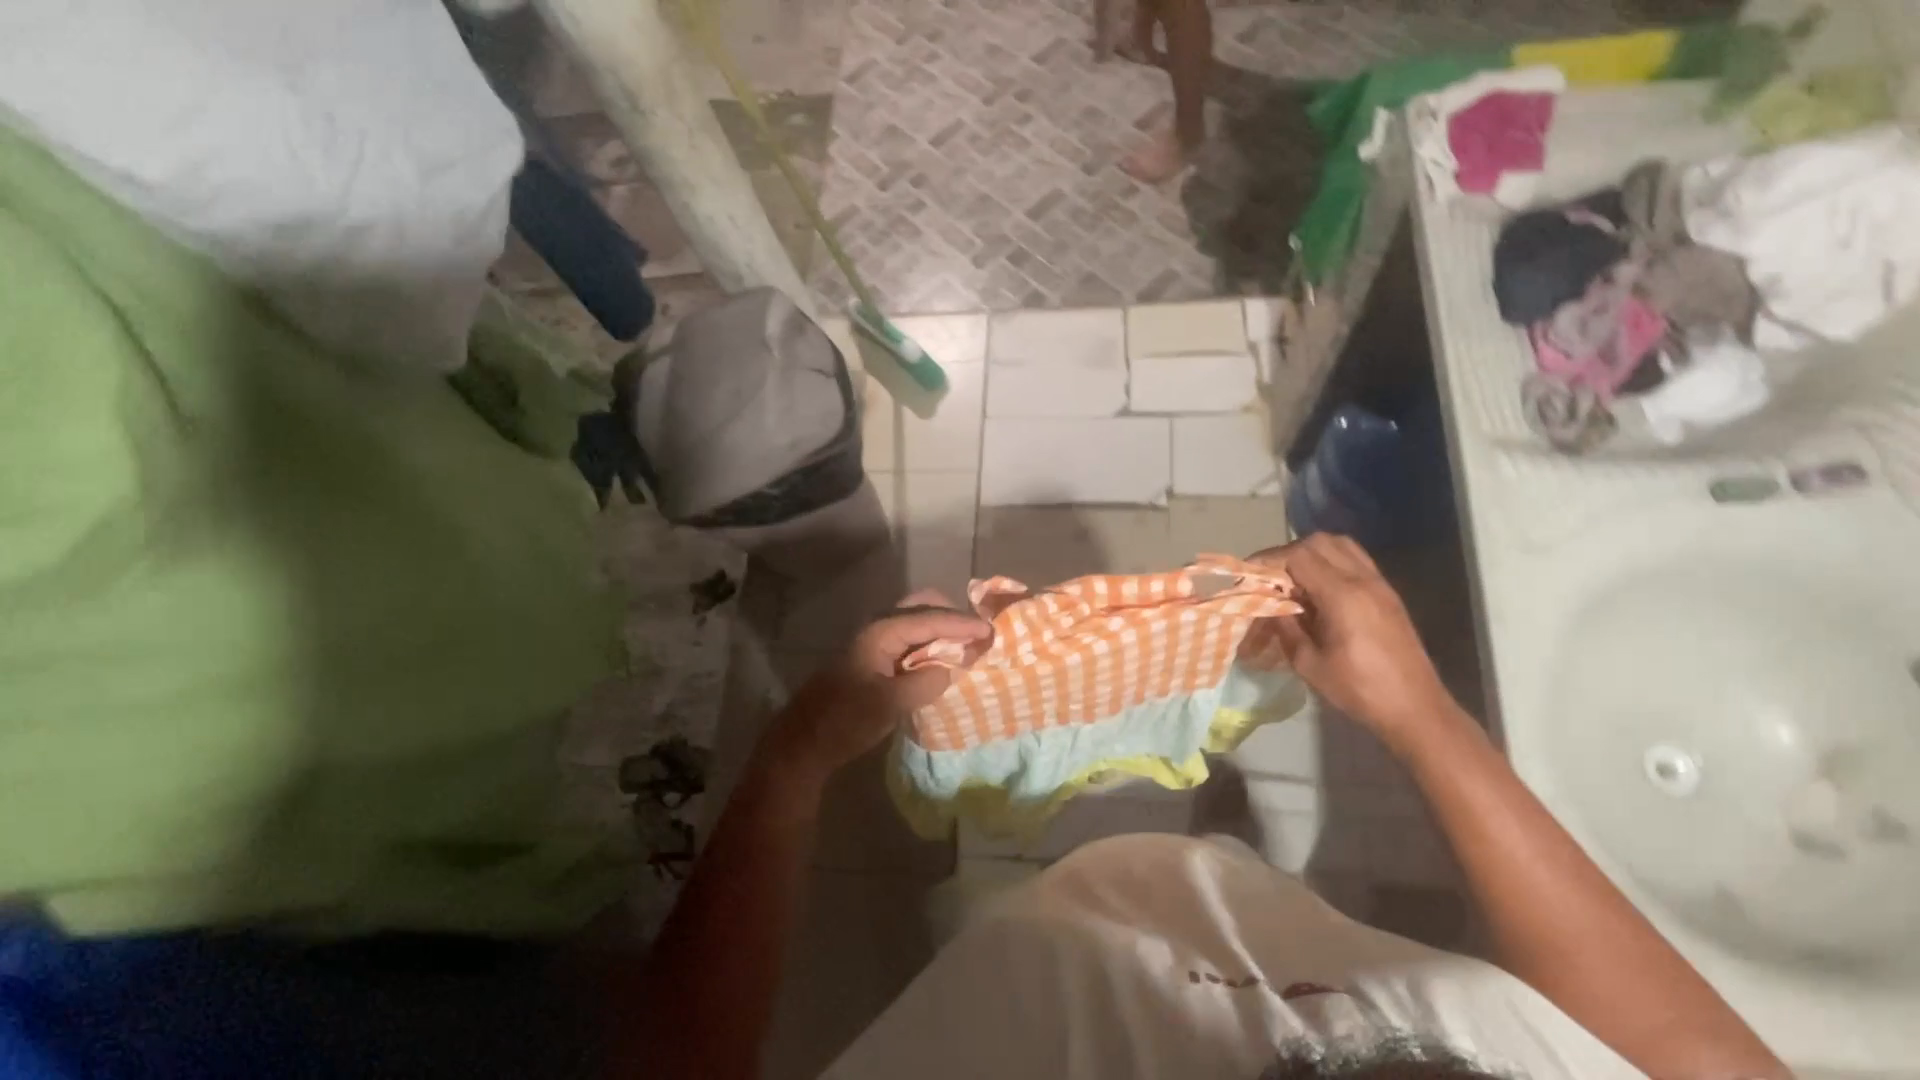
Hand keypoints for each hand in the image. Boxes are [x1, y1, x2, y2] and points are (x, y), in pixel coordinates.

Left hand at [758, 590, 990, 783]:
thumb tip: (952, 669)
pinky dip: (929, 645)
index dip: (962, 624)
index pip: (929, 619)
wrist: (804, 743)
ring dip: (941, 630)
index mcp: (880, 632)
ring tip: (968, 645)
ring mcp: (873, 644)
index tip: (991, 631)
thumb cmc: (844, 720)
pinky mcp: (873, 662)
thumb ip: (925, 682)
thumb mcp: (890, 703)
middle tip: (978, 633)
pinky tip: (943, 660)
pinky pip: (908, 642)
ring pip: (915, 624)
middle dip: (951, 616)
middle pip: (921, 608)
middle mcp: (877, 630)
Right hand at [1252, 534, 1460, 753]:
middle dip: (1286, 554)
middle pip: (1319, 542)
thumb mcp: (1309, 664)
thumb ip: (1286, 628)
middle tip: (1268, 578)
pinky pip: (1355, 560)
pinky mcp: (1387, 594)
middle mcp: (1363, 580)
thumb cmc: (1359, 691)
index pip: (1299, 556)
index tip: (1248, 577)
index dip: (1268, 560)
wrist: (1416, 708)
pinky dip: (1330, 562)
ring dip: (1310, 553)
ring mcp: (1380, 584)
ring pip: (1340, 545)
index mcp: (1343, 596)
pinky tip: (1317, 589)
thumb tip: (1269, 606)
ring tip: (1292, 580)